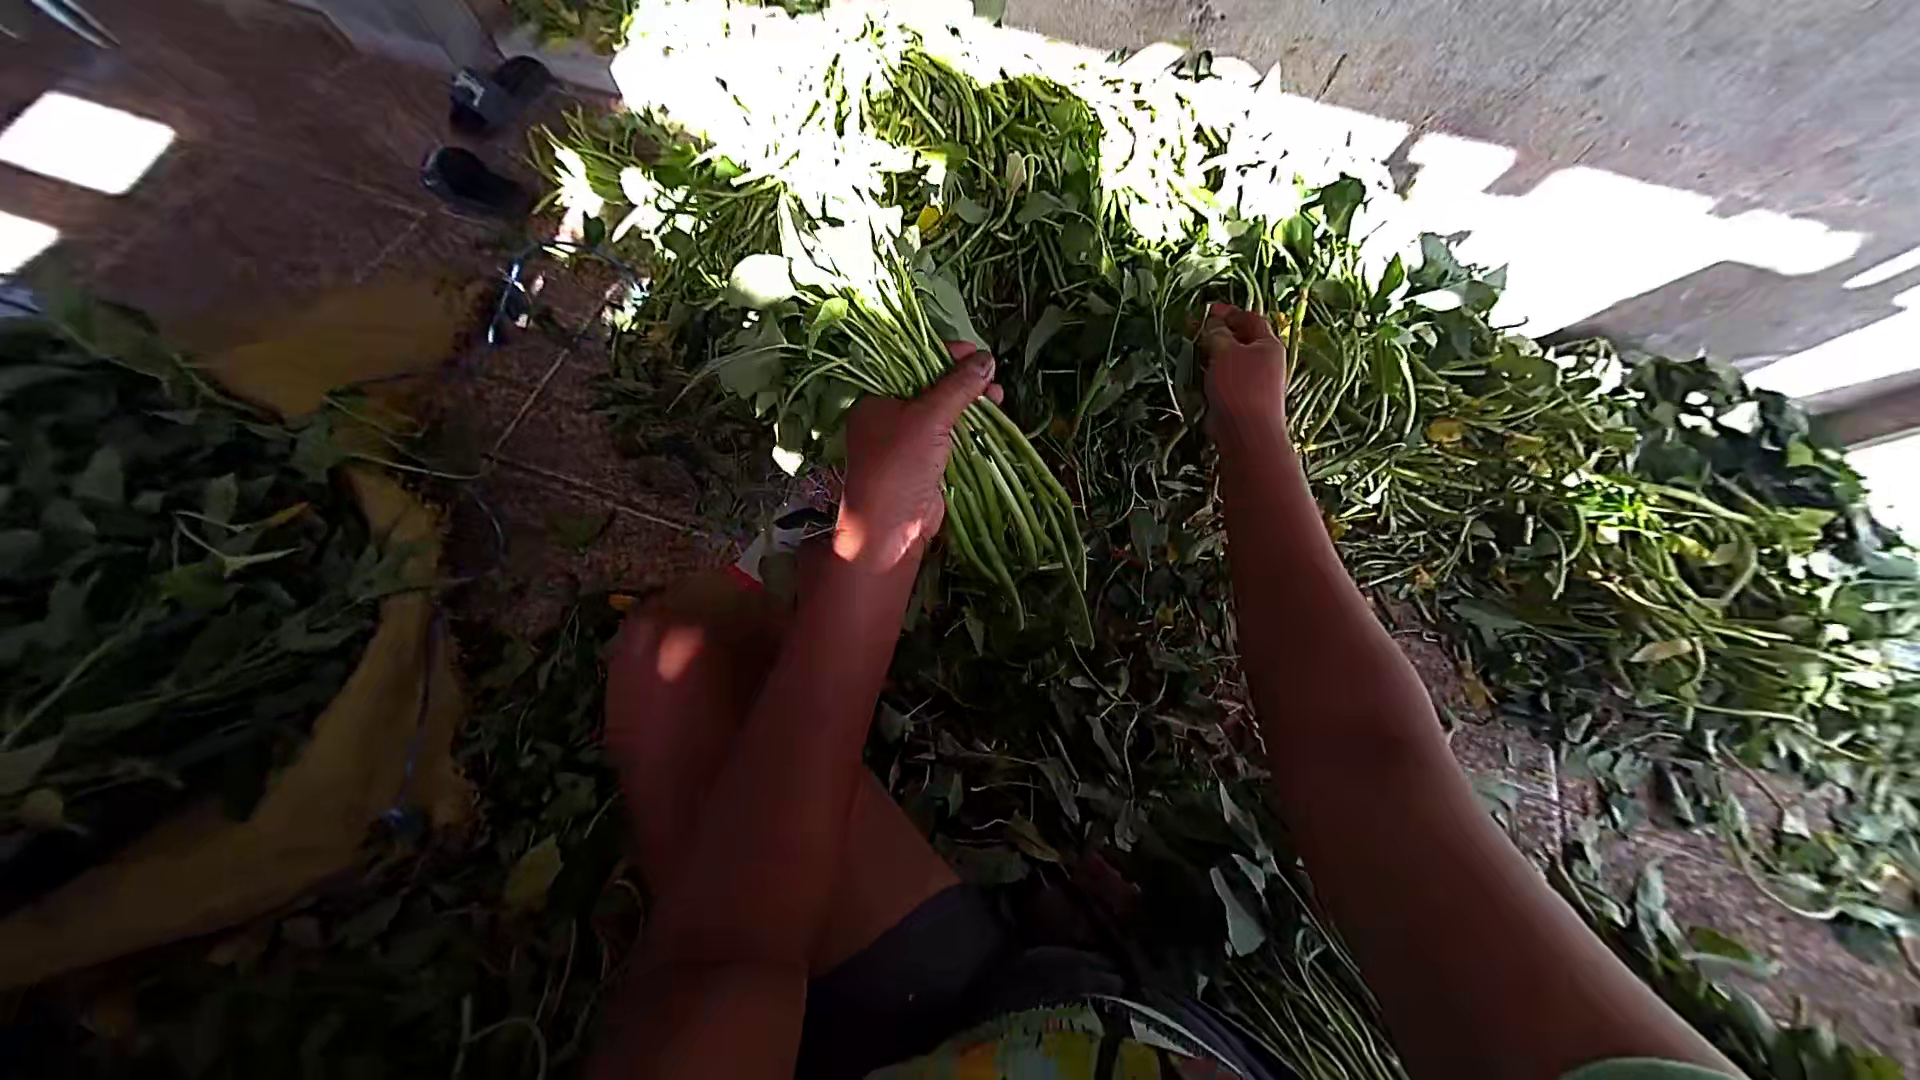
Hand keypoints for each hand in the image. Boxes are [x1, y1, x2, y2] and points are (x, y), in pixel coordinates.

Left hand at [836, 342, 1001, 573]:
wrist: (890, 528)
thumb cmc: (899, 465)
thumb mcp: (928, 418)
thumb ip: (958, 386)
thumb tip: (986, 359)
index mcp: (876, 398)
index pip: (910, 363)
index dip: (943, 353)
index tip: (974, 351)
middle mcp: (889, 416)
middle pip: (930, 386)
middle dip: (963, 379)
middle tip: (991, 374)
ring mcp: (907, 441)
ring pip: (943, 412)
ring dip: (971, 402)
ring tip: (998, 395)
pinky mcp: (925, 462)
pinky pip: (950, 435)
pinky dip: (970, 426)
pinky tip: (991, 418)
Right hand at [1201, 302, 1288, 439]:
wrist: (1246, 432)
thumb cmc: (1238, 387)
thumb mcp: (1225, 353)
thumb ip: (1217, 335)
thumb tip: (1212, 325)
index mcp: (1268, 344)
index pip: (1250, 318)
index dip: (1229, 312)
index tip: (1206, 310)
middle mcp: (1265, 361)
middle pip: (1241, 339)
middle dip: (1218, 333)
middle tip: (1195, 331)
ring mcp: (1254, 381)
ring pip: (1231, 361)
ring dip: (1212, 355)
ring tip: (1192, 352)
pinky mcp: (1241, 399)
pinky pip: (1225, 379)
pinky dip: (1211, 374)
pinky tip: (1197, 376)